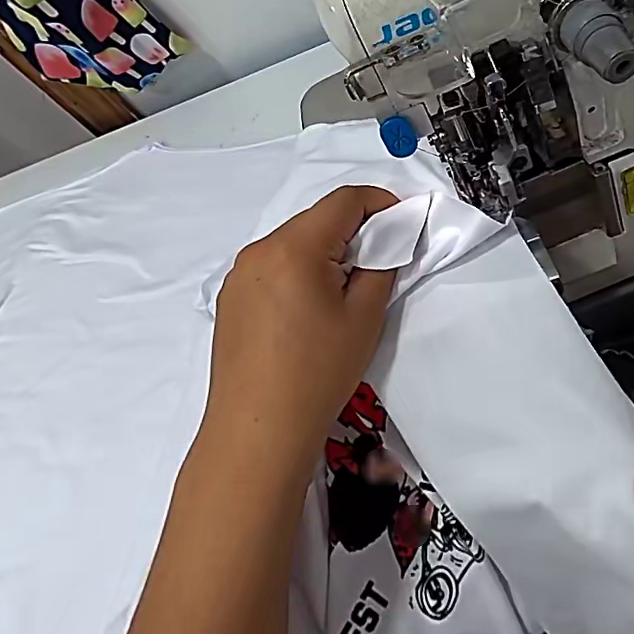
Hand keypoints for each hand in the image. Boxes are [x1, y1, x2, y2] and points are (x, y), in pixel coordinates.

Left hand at [206, 185, 400, 452]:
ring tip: (344, 289)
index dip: (380, 203)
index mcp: (294, 248)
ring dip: (325, 250)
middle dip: (353, 229)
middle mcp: (260, 250)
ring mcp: (239, 274)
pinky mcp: (231, 297)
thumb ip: (382, 265)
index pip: (344, 201)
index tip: (402, 221)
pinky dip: (299, 269)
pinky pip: (273, 264)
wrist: (257, 433)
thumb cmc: (316, 374)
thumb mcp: (365, 316)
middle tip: (380, 259)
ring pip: (294, 241)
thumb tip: (386, 242)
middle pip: (317, 219)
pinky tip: (310, 308)